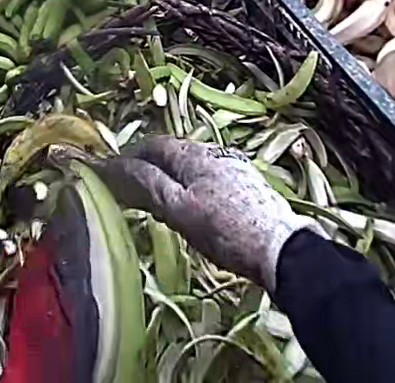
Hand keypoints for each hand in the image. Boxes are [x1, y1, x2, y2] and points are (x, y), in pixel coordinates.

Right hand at [97, 135, 318, 290]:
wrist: (283, 250)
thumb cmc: (226, 229)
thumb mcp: (179, 210)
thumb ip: (148, 185)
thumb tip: (117, 166)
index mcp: (191, 153)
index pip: (151, 145)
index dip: (129, 156)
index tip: (110, 171)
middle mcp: (210, 150)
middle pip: (170, 153)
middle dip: (147, 165)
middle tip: (128, 187)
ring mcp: (230, 165)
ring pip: (189, 166)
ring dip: (168, 176)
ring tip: (156, 199)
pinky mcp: (245, 184)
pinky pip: (206, 177)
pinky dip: (188, 185)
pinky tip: (190, 206)